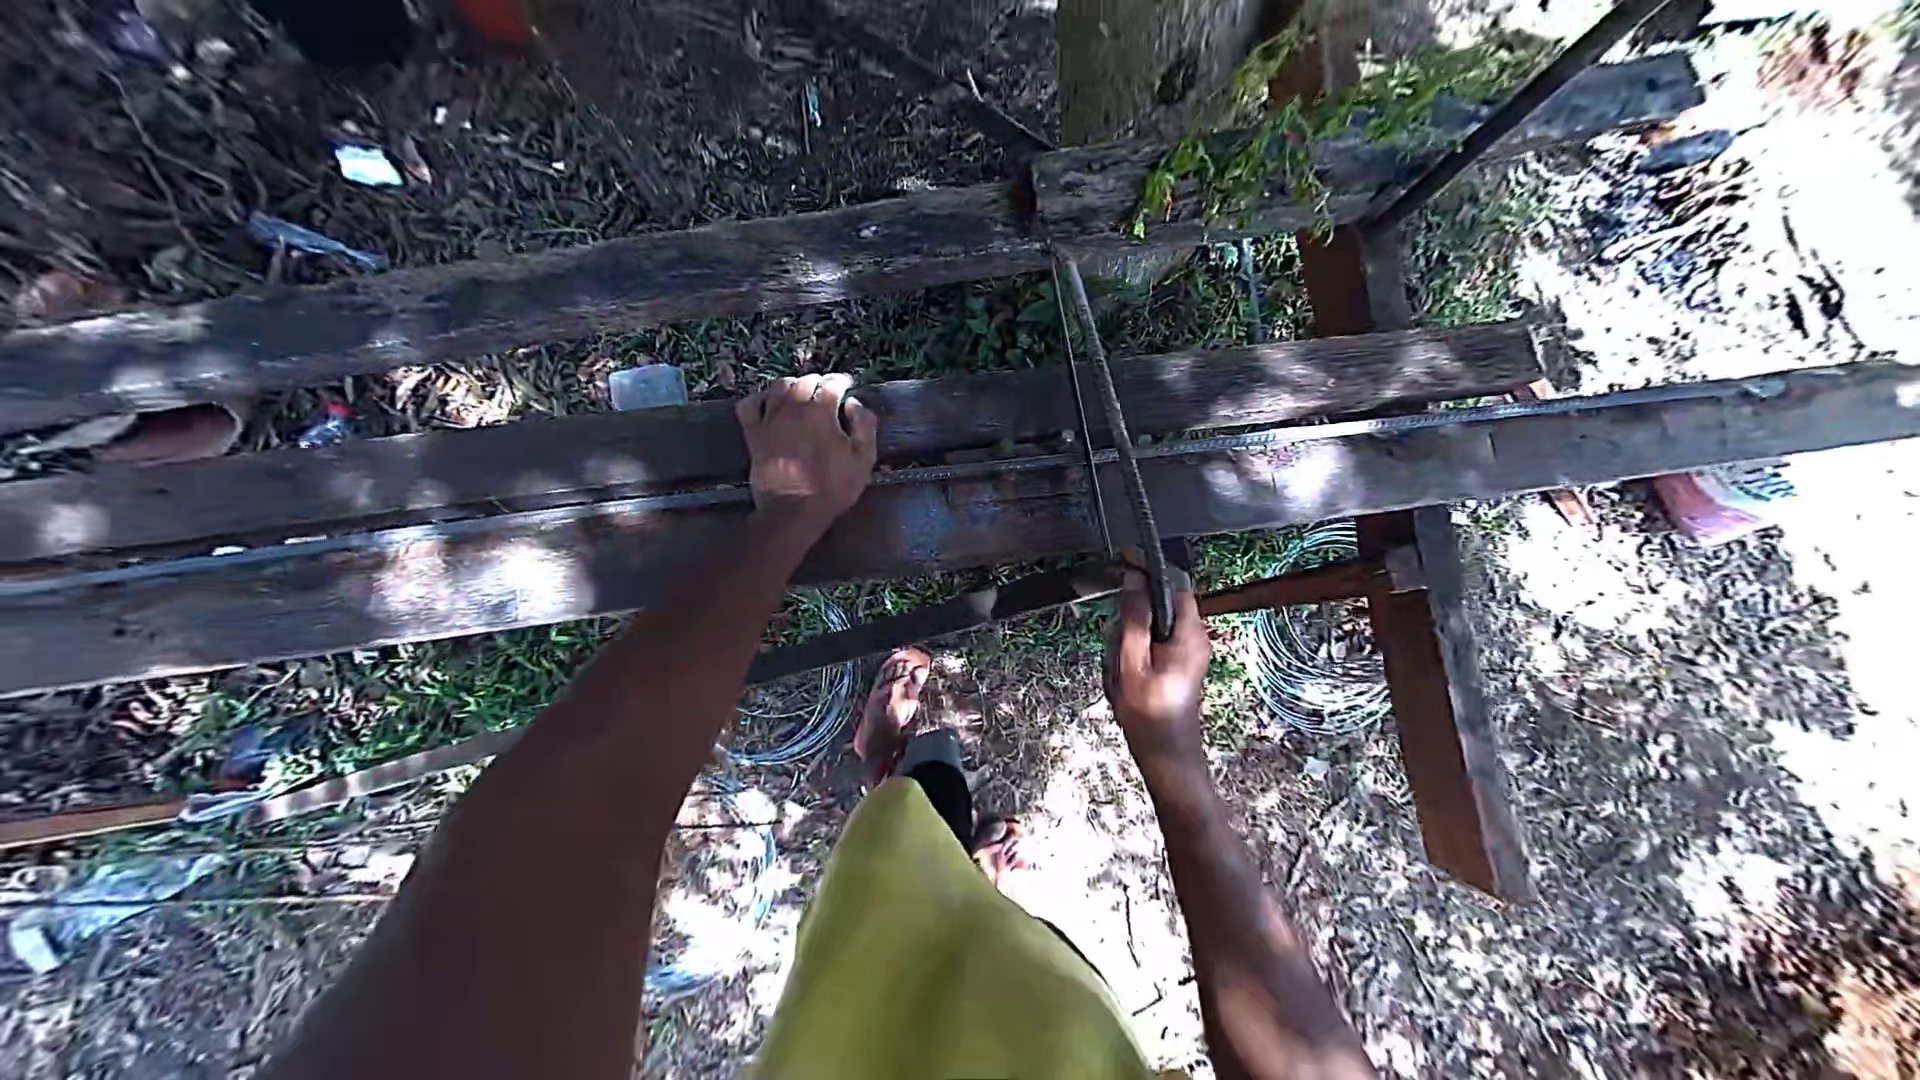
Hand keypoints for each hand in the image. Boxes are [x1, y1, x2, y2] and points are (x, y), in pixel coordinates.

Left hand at [735, 374, 878, 535]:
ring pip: (779, 386)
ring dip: (793, 386)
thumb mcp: (863, 459)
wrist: (793, 512)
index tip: (847, 387)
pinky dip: (759, 399)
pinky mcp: (753, 433)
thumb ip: (864, 426)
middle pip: (805, 381)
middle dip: (819, 383)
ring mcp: (769, 419)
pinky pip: (749, 404)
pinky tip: (769, 405)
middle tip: (827, 394)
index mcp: (821, 411)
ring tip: (801, 396)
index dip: (843, 382)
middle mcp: (793, 407)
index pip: (833, 383)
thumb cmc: (833, 488)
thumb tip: (854, 404)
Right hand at [1105, 572, 1210, 774]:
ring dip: (1129, 636)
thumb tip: (1134, 580)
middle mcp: (1195, 638)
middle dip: (1132, 616)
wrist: (1166, 755)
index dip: (1148, 571)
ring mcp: (1189, 650)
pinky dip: (1135, 649)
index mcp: (1189, 634)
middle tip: (1116, 643)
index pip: (1174, 583)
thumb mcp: (1131, 663)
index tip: (1123, 564)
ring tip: (1119, 666)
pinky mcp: (1180, 661)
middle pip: (1160, 603)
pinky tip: (1125, 672)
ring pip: (1153, 623)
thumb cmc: (1148, 714)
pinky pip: (1154, 640)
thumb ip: (1132, 619)